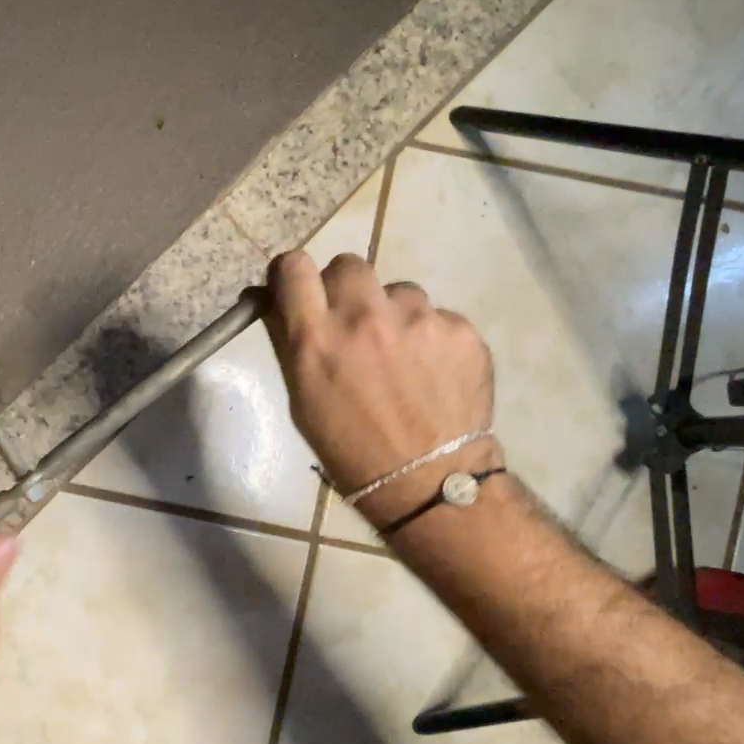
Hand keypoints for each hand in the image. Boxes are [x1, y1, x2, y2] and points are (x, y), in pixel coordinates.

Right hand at [263, 250, 498, 525]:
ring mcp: (418, 320)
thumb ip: (296, 345)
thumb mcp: (302, 400)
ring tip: (401, 357)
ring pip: (399, 292)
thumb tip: (284, 307)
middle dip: (346, 287)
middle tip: (353, 321)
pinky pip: (437, 317)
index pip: (294, 267)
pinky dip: (430, 338)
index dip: (293, 274)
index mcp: (316, 338)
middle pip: (349, 264)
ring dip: (393, 314)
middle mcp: (364, 317)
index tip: (299, 288)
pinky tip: (431, 373)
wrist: (427, 479)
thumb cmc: (348, 448)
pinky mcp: (460, 329)